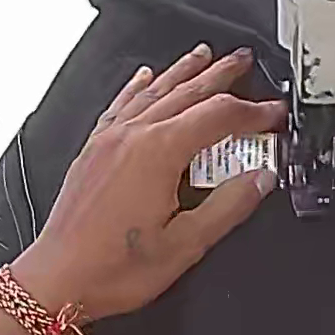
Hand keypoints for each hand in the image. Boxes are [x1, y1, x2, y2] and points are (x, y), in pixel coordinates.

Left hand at [9, 43, 283, 321]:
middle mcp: (132, 136)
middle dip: (221, 75)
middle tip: (243, 61)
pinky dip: (139, 86)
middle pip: (186, 92)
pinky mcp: (94, 150)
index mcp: (158, 154)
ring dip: (183, 72)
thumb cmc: (116, 268)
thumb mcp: (186, 245)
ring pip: (155, 91)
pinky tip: (145, 76)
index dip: (253, 113)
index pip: (218, 117)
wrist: (59, 278)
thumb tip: (261, 178)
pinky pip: (122, 104)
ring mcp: (109, 140)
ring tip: (204, 55)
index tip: (275, 115)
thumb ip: (228, 205)